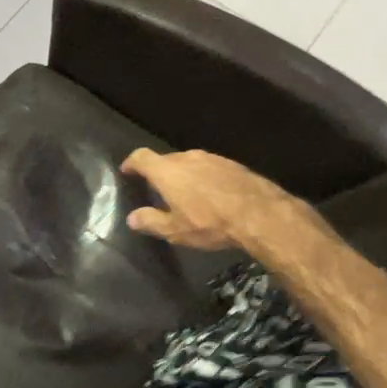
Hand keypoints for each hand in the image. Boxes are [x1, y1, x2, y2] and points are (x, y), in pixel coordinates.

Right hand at [120, 148, 298, 250]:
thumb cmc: (210, 223)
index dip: (132, 162)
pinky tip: (210, 193)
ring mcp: (211, 158)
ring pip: (189, 162)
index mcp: (167, 171)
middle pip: (165, 159)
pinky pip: (208, 167)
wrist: (259, 213)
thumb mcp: (176, 230)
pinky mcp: (230, 163)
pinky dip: (202, 177)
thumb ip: (151, 222)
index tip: (127, 170)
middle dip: (158, 172)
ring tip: (184, 193)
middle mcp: (187, 157)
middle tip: (157, 189)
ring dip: (183, 174)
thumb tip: (132, 218)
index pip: (142, 157)